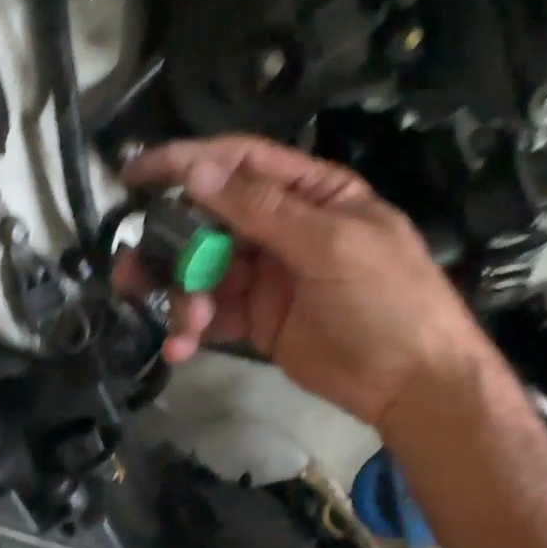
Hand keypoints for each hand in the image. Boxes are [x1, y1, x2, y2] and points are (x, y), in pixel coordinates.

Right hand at [117, 135, 481, 426]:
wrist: (414, 383)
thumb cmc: (388, 300)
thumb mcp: (331, 245)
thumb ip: (262, 210)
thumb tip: (197, 170)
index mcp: (311, 194)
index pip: (239, 165)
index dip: (186, 163)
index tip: (134, 175)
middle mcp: (282, 228)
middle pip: (210, 222)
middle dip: (170, 245)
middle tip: (132, 270)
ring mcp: (267, 277)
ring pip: (205, 272)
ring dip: (181, 295)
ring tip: (180, 325)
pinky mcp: (258, 322)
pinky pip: (213, 316)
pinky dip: (192, 329)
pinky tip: (179, 347)